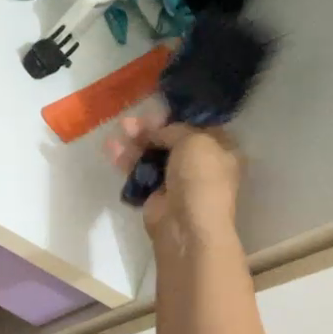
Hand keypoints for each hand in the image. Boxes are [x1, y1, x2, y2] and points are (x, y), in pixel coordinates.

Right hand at [105, 112, 243, 245]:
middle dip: (150, 129)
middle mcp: (199, 163)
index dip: (177, 117)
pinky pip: (138, 171)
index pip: (198, 127)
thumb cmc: (201, 178)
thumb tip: (154, 130)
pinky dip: (125, 159)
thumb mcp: (194, 141)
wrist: (186, 224)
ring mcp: (175, 179)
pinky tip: (112, 148)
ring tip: (118, 130)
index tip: (156, 109)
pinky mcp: (153, 193)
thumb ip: (173, 129)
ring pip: (151, 154)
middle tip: (131, 121)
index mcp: (220, 149)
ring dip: (135, 141)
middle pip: (170, 139)